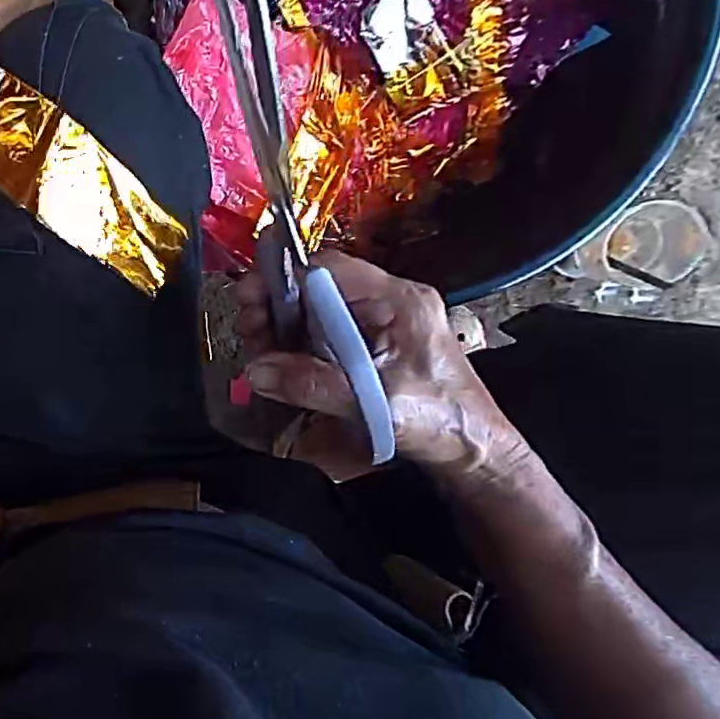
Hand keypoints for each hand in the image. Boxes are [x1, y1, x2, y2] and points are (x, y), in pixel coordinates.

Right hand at [236, 250, 527, 481]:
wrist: (472, 448)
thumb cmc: (437, 420)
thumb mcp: (370, 401)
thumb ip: (311, 384)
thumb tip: (257, 370)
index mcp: (397, 301)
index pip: (328, 269)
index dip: (282, 277)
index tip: (247, 296)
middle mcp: (388, 302)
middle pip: (317, 288)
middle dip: (275, 306)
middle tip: (248, 332)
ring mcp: (380, 323)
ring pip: (317, 312)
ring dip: (282, 328)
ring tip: (260, 354)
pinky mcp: (372, 345)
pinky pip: (326, 334)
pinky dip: (298, 346)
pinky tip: (282, 365)